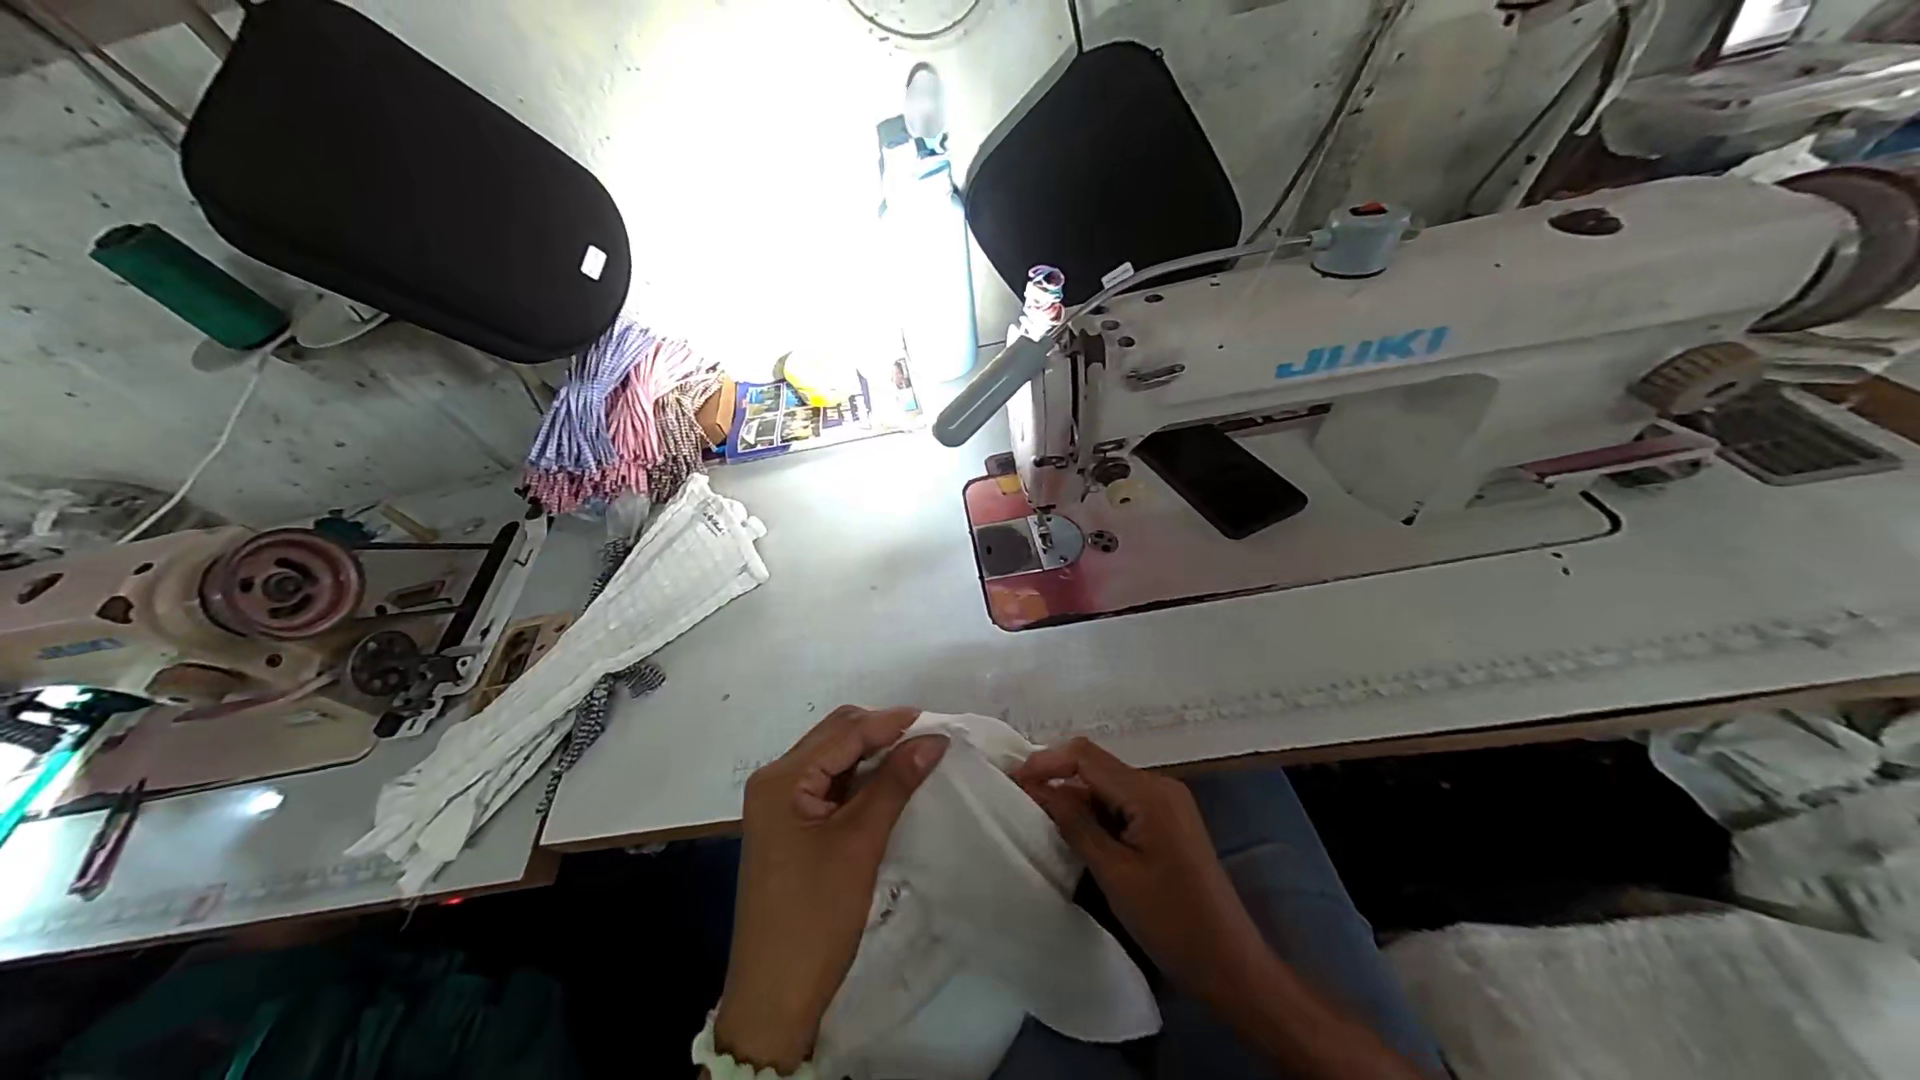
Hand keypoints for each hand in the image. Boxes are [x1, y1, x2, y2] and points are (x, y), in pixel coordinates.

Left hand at [714, 706, 948, 1072]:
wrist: (776, 993)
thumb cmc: (816, 916)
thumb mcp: (860, 843)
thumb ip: (895, 783)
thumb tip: (934, 740)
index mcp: (781, 779)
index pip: (844, 732)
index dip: (891, 722)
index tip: (938, 722)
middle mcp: (775, 780)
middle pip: (835, 736)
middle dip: (882, 731)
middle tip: (929, 738)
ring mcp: (780, 803)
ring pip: (834, 758)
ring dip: (873, 753)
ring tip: (917, 754)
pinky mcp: (790, 824)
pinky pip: (830, 784)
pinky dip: (861, 778)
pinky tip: (890, 781)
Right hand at [1014, 737, 1267, 1005]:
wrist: (1229, 963)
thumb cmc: (1171, 920)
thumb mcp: (1114, 872)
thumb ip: (1074, 823)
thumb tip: (1038, 789)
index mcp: (1150, 792)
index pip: (1085, 756)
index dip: (1044, 762)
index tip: (1012, 782)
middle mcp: (1160, 785)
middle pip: (1096, 765)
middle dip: (1056, 779)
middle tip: (1021, 801)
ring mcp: (1167, 802)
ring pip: (1107, 784)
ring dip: (1074, 797)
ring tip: (1041, 820)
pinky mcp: (1167, 821)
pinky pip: (1121, 801)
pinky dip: (1095, 812)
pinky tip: (1076, 834)